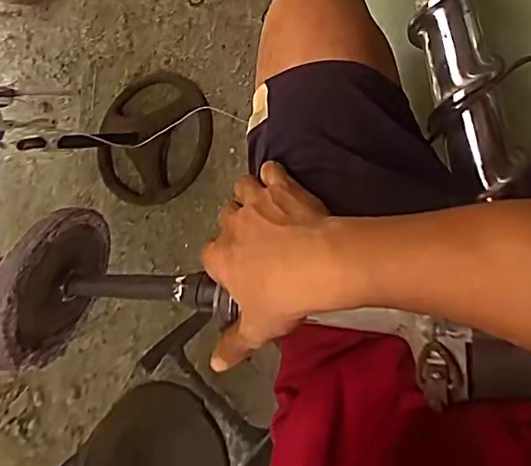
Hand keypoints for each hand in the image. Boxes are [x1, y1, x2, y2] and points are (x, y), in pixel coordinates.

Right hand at [202, 161, 341, 370]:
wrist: (321, 262)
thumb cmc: (286, 293)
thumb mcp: (257, 328)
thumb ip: (234, 344)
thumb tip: (218, 360)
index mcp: (221, 257)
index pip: (210, 254)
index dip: (222, 259)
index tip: (235, 267)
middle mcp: (235, 224)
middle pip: (225, 216)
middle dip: (235, 223)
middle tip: (253, 236)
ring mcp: (259, 201)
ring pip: (242, 186)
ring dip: (249, 192)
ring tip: (261, 203)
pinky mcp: (284, 186)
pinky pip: (271, 169)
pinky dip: (273, 172)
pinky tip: (279, 179)